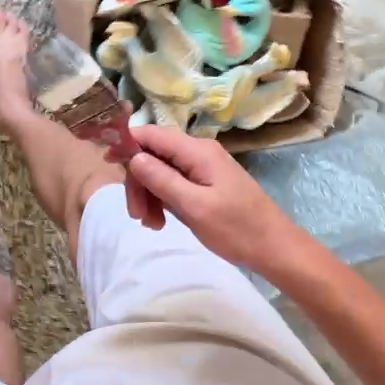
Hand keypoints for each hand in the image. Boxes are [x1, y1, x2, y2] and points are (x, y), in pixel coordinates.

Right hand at [123, 124, 299, 266]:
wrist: (277, 249)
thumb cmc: (237, 229)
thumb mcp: (195, 207)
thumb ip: (162, 179)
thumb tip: (133, 157)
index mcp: (197, 151)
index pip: (151, 134)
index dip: (127, 144)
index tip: (108, 163)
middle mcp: (199, 151)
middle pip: (154, 154)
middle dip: (139, 181)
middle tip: (137, 216)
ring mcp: (203, 166)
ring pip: (161, 169)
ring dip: (150, 193)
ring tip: (152, 224)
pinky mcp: (207, 181)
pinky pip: (175, 181)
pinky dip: (163, 198)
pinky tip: (163, 220)